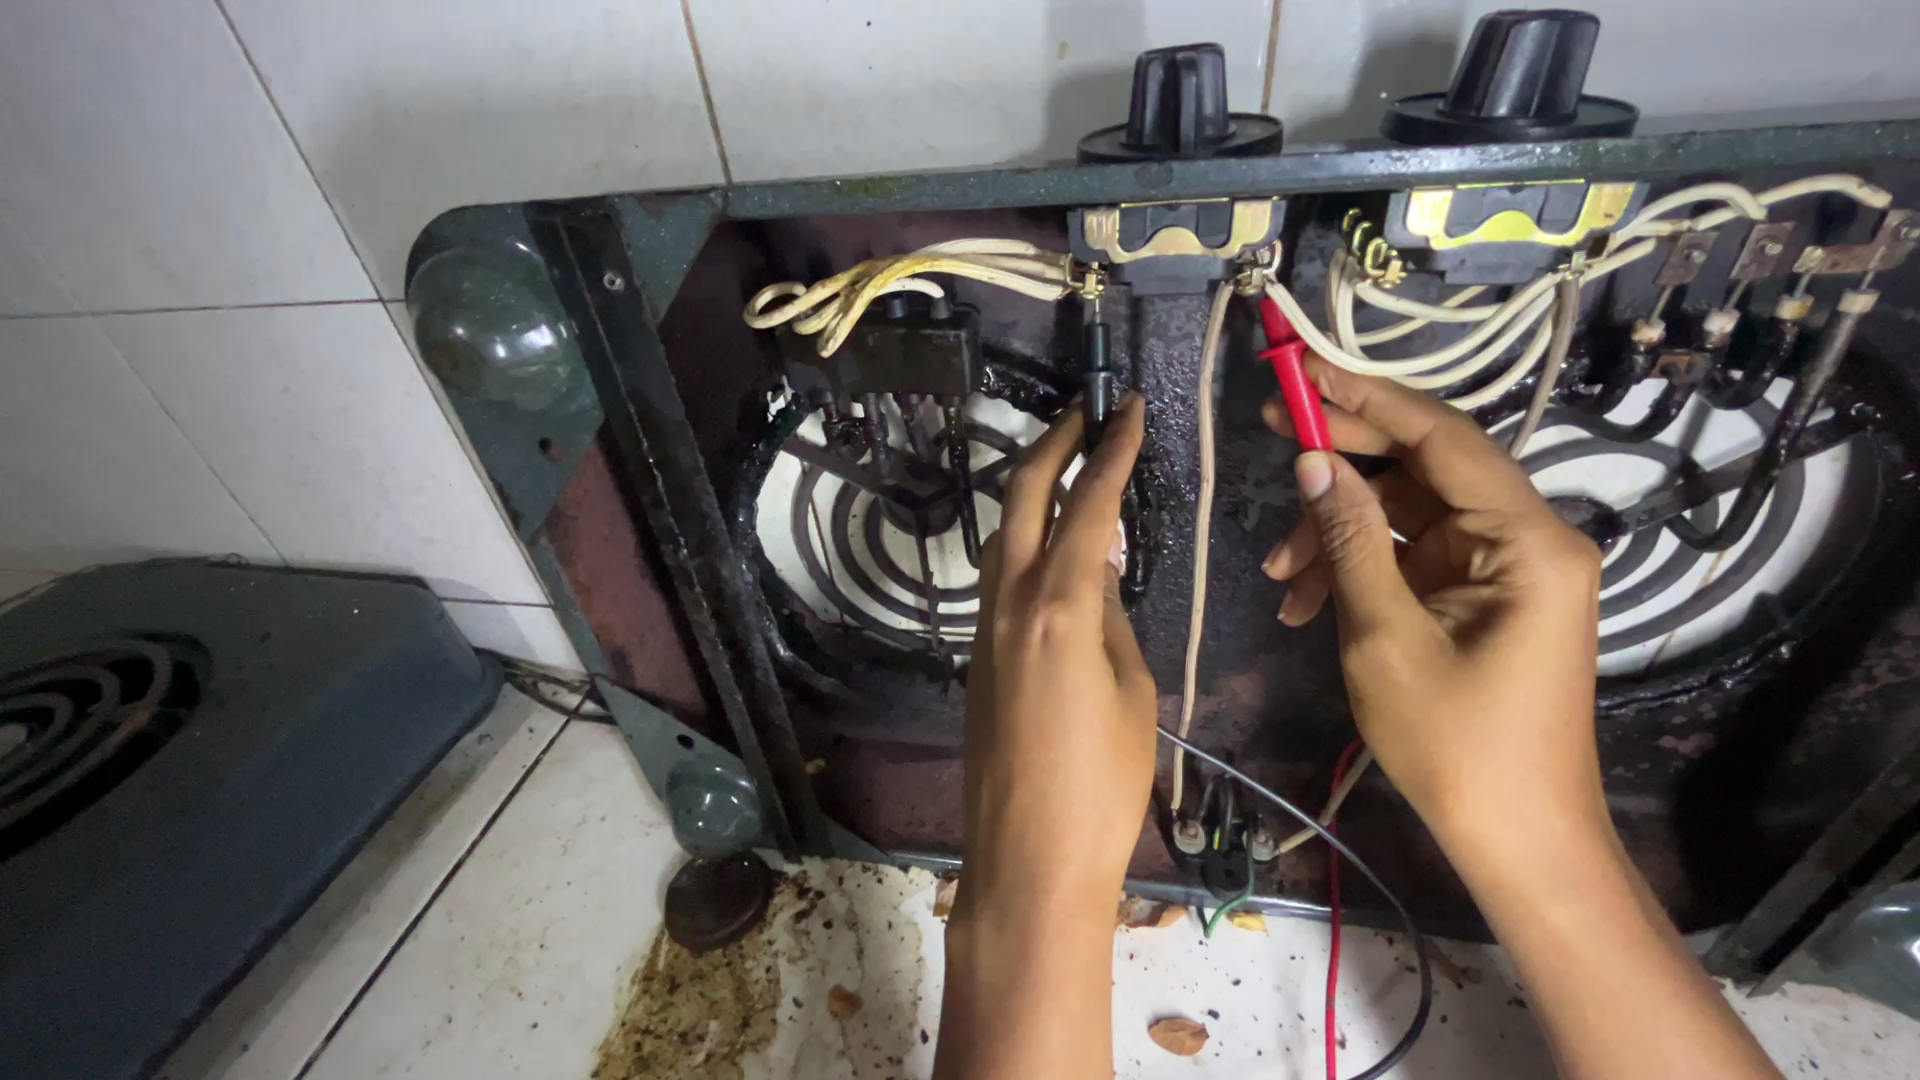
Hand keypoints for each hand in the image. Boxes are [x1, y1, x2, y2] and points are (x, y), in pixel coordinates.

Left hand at [958, 393, 1154, 916]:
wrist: (1029, 856)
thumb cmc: (1102, 783)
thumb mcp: (1132, 690)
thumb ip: (1111, 619)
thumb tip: (1098, 574)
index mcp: (1059, 605)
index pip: (1087, 505)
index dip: (1109, 450)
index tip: (1126, 410)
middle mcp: (1009, 602)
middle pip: (1021, 497)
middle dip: (1050, 445)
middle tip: (1083, 414)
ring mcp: (984, 627)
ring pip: (1003, 535)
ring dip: (1033, 494)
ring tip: (1073, 474)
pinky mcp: (977, 654)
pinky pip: (1002, 579)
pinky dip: (1028, 546)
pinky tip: (1058, 554)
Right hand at [1260, 355, 1604, 840]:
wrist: (1510, 834)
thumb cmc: (1452, 741)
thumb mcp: (1383, 633)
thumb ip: (1350, 538)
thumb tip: (1312, 463)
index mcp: (1526, 539)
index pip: (1442, 438)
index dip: (1368, 399)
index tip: (1302, 372)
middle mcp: (1523, 537)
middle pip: (1422, 466)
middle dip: (1343, 459)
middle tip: (1272, 431)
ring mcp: (1497, 566)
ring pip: (1403, 513)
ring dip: (1334, 533)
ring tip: (1277, 573)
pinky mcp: (1474, 592)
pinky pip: (1405, 555)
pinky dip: (1352, 569)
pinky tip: (1302, 604)